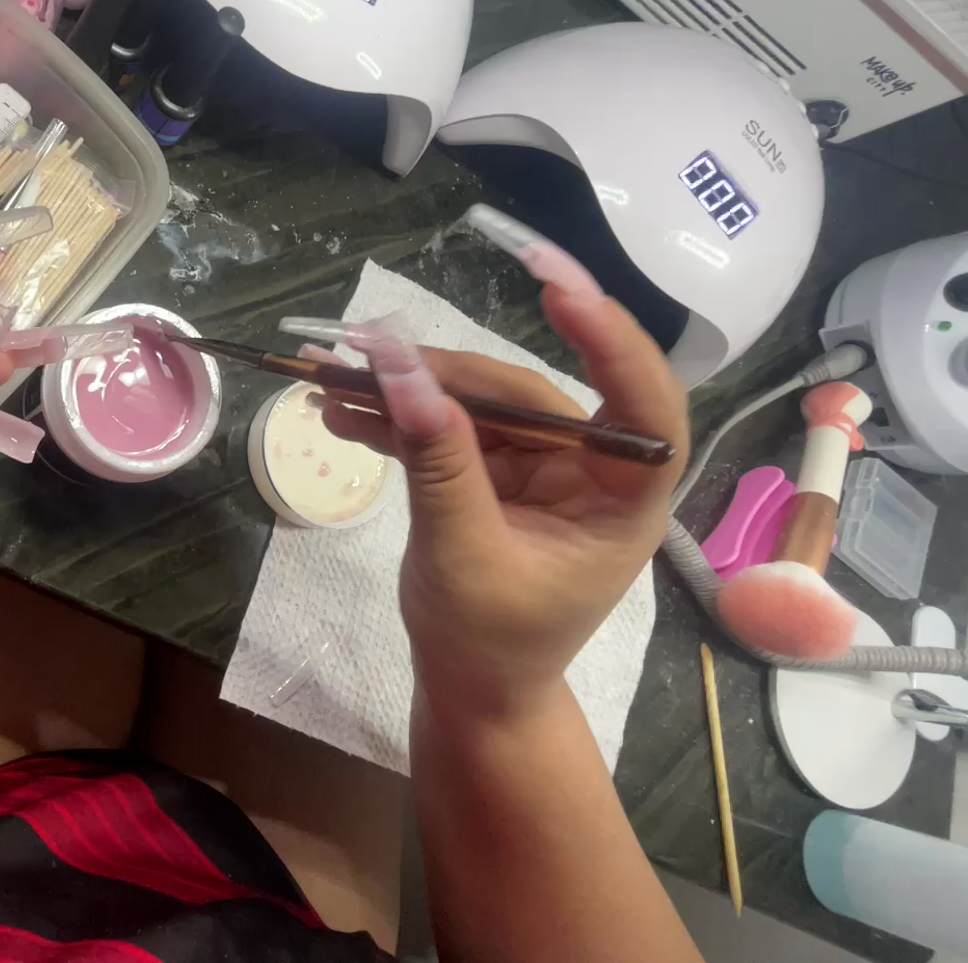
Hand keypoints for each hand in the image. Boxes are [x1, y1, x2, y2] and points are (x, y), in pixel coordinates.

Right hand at [317, 285, 688, 715]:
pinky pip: (438, 433)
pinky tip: (340, 415)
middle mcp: (580, 469)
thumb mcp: (461, 551)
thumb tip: (402, 376)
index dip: (607, 338)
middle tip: (360, 353)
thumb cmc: (490, 638)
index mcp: (617, 496)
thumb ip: (437, 462)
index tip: (555, 283)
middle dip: (438, 372)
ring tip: (330, 381)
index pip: (638, 403)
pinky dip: (392, 423)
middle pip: (519, 395)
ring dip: (400, 393)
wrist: (469, 684)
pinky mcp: (484, 476)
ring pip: (468, 407)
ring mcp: (528, 470)